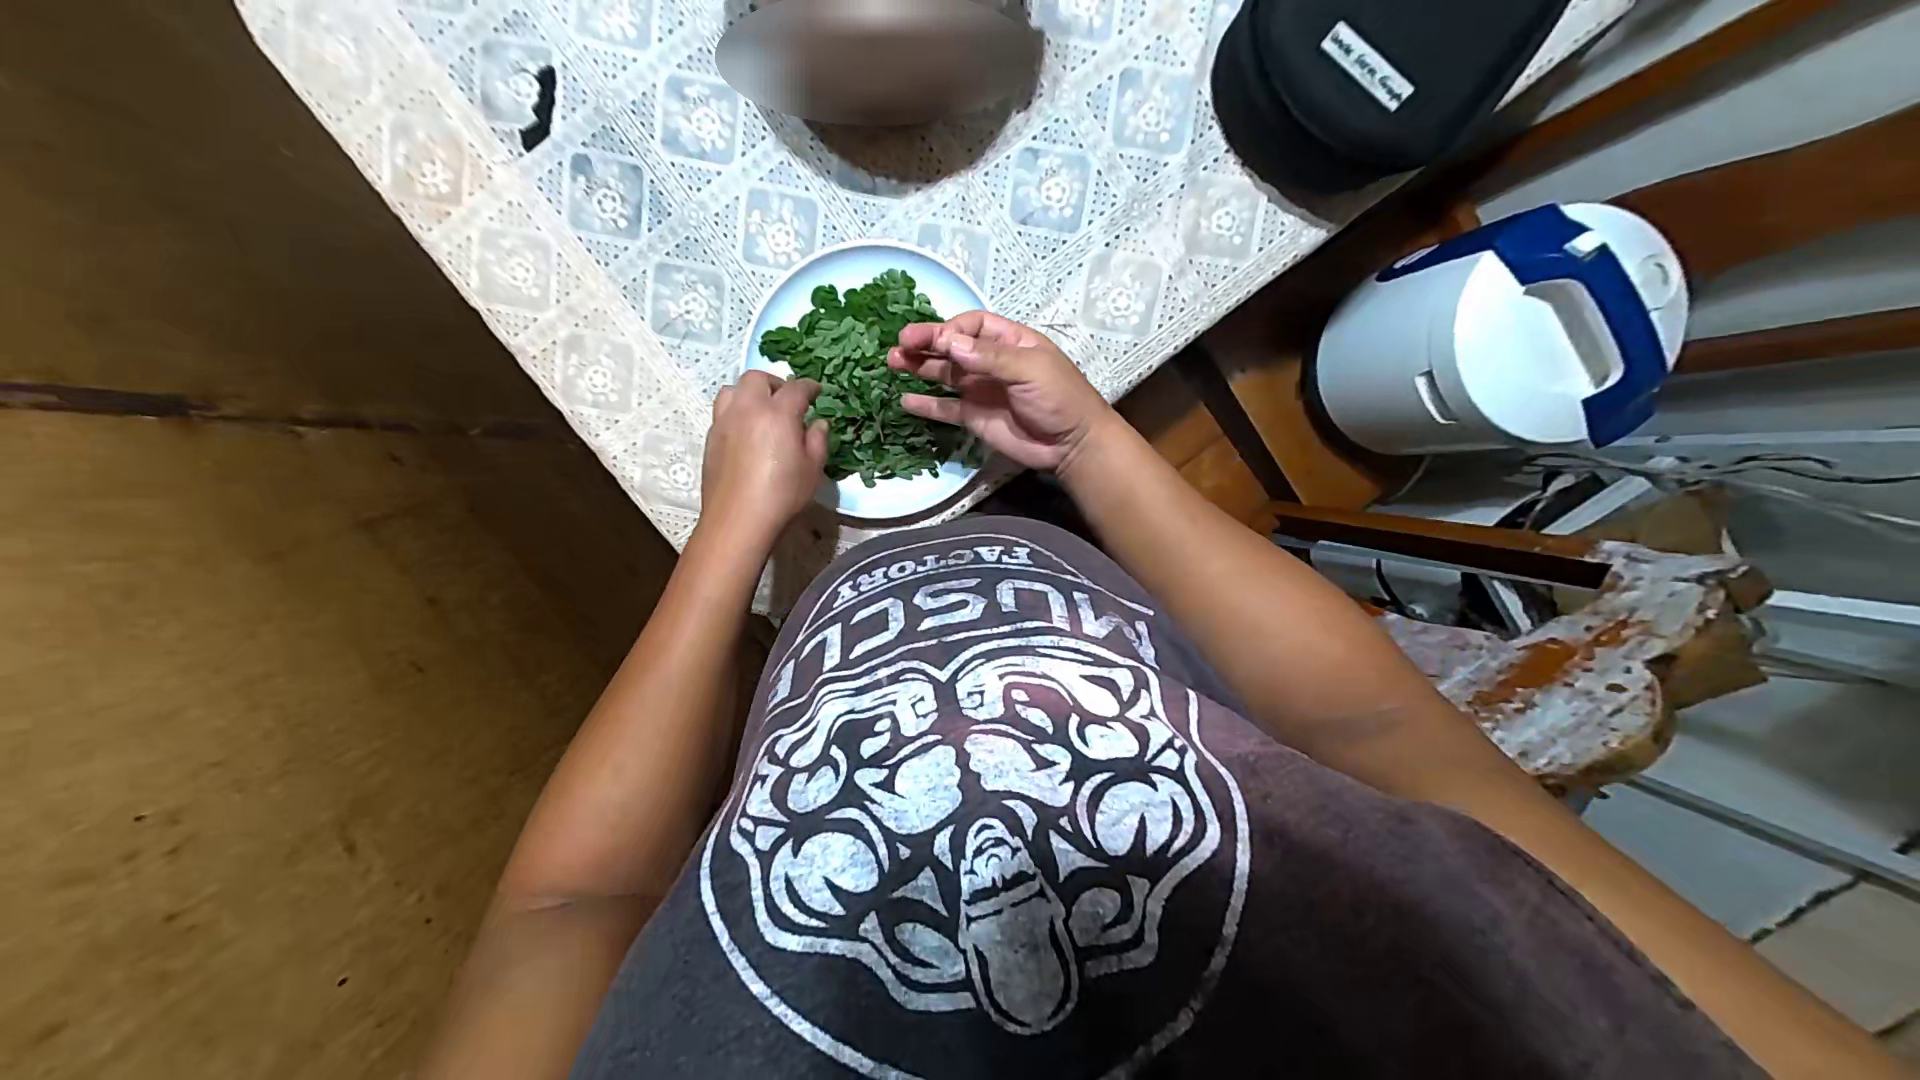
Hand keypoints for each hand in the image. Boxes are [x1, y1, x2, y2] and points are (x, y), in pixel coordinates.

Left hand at [699, 371, 827, 543]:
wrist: (738, 520)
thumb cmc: (782, 496)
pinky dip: (738, 411)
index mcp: (777, 414)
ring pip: (733, 390)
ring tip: (762, 410)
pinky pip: (723, 411)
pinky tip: (747, 431)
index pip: (796, 388)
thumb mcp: (813, 470)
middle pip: (757, 378)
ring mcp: (724, 422)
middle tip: (788, 399)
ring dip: (750, 393)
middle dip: (775, 383)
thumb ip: (818, 440)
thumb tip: (818, 423)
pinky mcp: (711, 438)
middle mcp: (748, 410)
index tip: (817, 392)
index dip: (809, 387)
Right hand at [888, 311, 1116, 473]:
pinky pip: (946, 408)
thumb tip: (950, 343)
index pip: (973, 325)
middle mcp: (991, 363)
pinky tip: (906, 400)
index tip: (933, 339)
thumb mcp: (1030, 370)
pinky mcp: (975, 417)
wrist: (1072, 444)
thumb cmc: (1060, 398)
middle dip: (926, 344)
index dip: (950, 329)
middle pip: (952, 348)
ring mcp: (981, 390)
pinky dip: (927, 405)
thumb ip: (990, 358)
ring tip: (893, 363)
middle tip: (899, 345)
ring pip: (944, 375)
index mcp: (1010, 342)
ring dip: (920, 368)